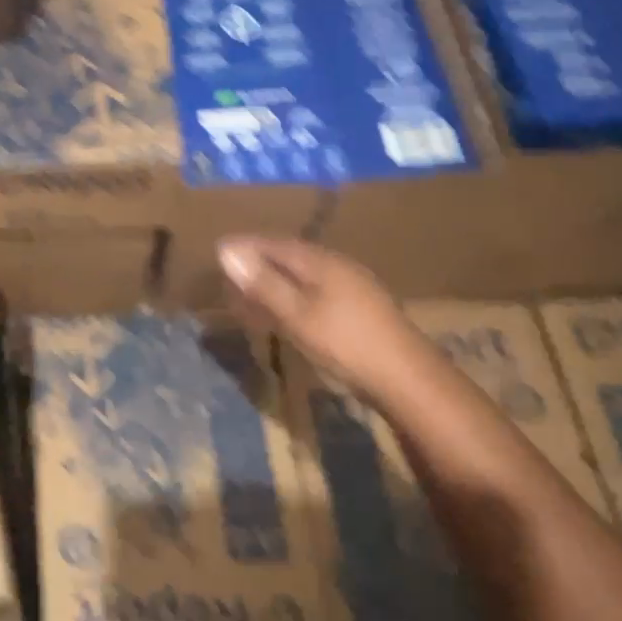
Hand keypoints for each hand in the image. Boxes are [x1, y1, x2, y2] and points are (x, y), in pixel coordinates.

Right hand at [218, 236, 434, 398]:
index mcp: (321, 262)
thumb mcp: (296, 313)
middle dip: (259, 262)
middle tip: (230, 273)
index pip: (275, 244)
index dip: (246, 247)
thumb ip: (262, 283)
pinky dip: (291, 295)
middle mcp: (337, 266)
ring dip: (274, 281)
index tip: (218, 250)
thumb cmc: (344, 342)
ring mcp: (351, 286)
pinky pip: (314, 290)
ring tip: (251, 294)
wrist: (403, 375)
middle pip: (290, 257)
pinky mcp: (358, 308)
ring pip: (303, 275)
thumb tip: (227, 251)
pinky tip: (285, 311)